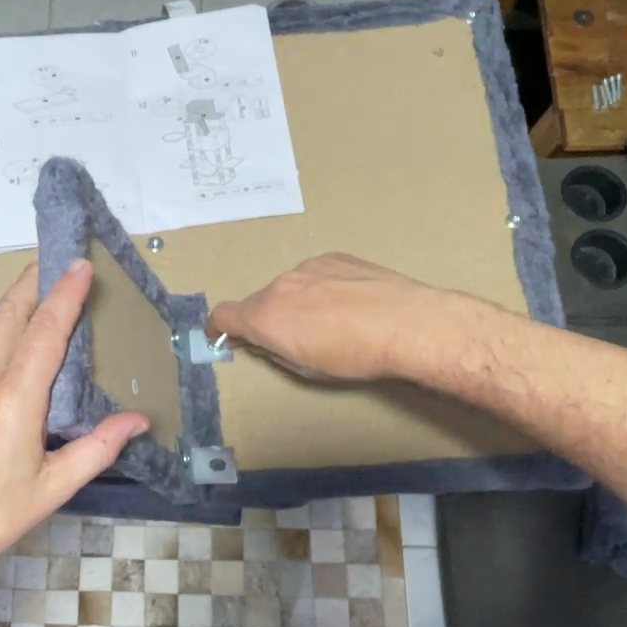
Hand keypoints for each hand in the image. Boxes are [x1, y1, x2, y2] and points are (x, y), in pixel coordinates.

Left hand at [0, 260, 149, 604]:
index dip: (64, 294)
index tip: (78, 264)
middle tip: (50, 264)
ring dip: (5, 333)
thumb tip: (138, 421)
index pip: (44, 332)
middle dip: (30, 285)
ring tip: (24, 343)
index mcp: (12, 404)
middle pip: (6, 316)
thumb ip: (97, 449)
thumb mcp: (50, 490)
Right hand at [208, 253, 457, 380]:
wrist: (406, 324)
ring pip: (289, 287)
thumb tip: (264, 343)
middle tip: (296, 338)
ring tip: (332, 320)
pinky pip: (316, 274)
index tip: (228, 336)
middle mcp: (279, 286)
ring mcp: (307, 267)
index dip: (220, 328)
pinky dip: (322, 287)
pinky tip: (349, 302)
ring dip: (298, 302)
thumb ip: (274, 351)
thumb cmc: (354, 356)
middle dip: (268, 319)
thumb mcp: (305, 368)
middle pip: (259, 301)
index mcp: (265, 316)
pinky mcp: (335, 257)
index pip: (223, 315)